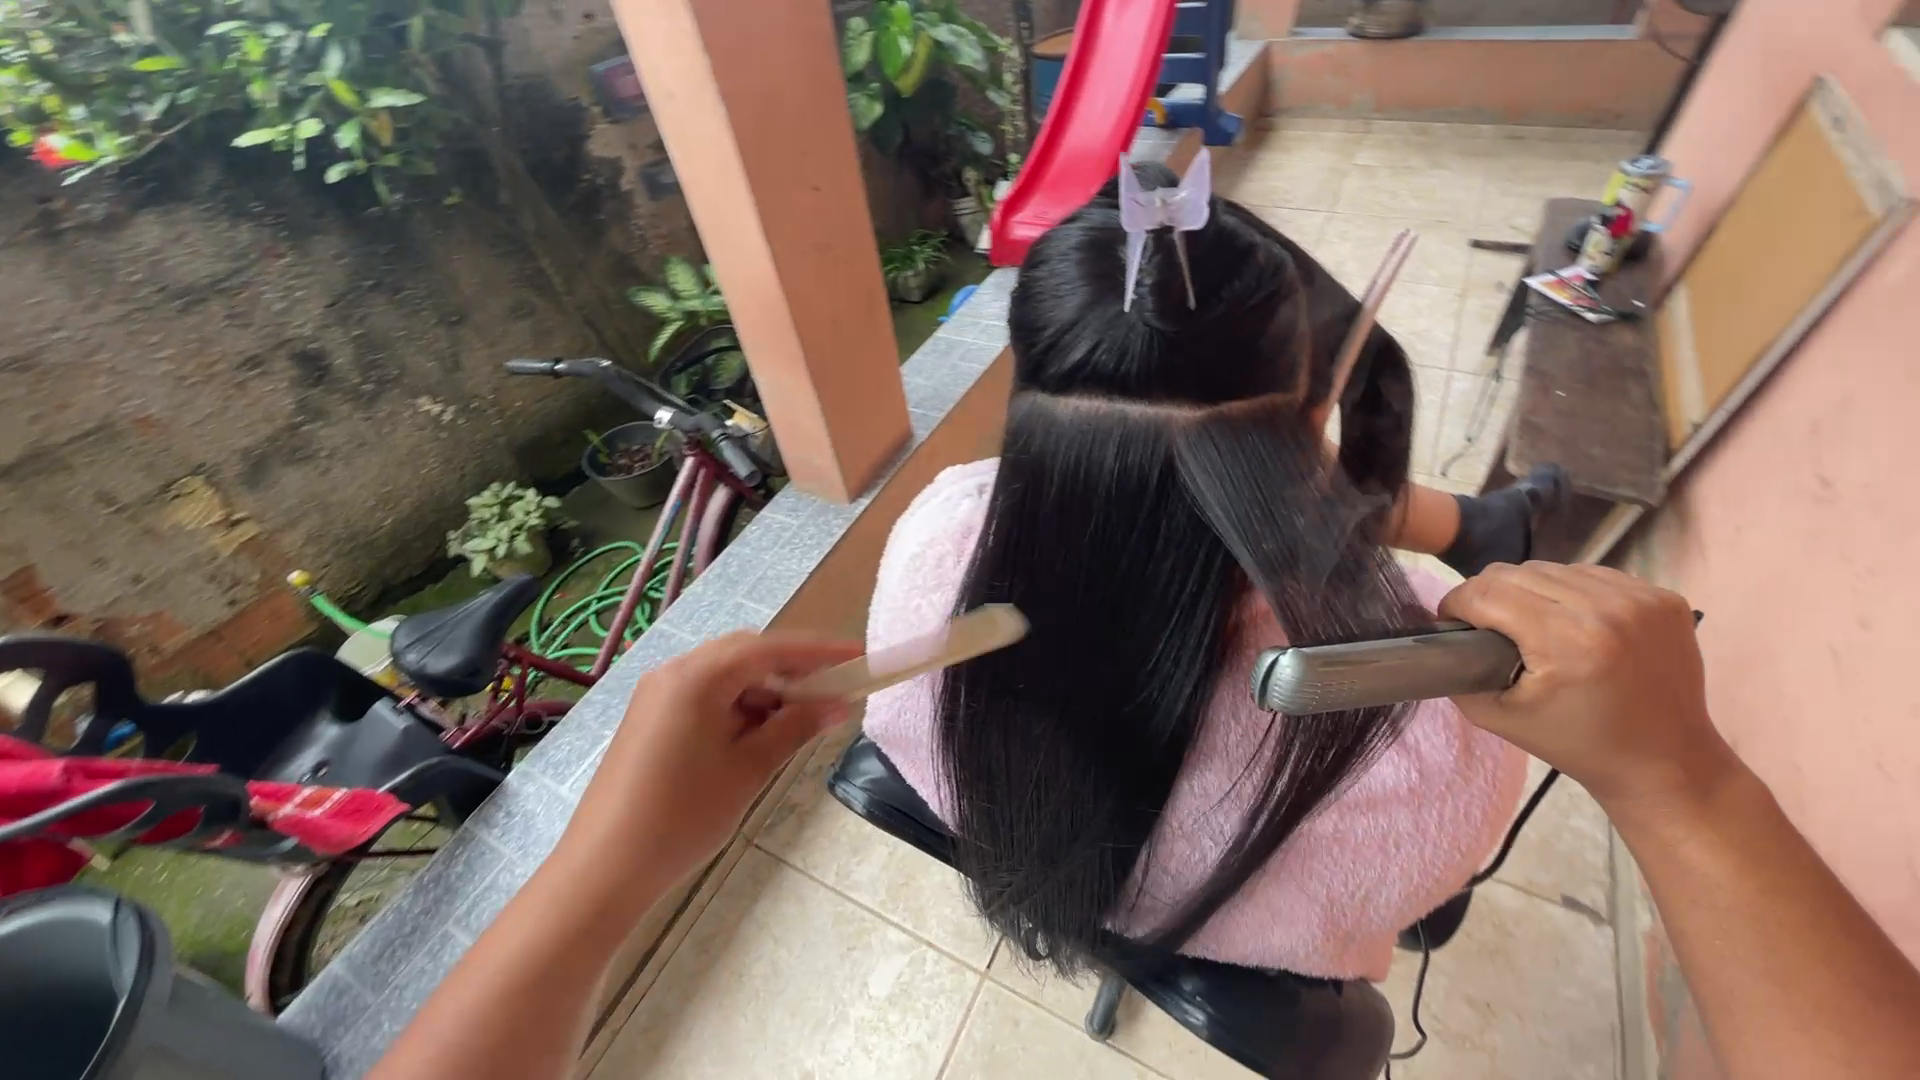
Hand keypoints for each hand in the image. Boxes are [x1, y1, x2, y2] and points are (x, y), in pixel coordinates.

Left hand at [555, 632, 860, 891]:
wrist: (604, 869)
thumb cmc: (683, 816)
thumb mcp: (748, 769)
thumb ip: (795, 727)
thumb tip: (838, 705)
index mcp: (697, 676)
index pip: (770, 648)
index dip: (819, 650)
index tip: (859, 653)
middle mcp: (675, 672)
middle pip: (746, 653)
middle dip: (792, 668)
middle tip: (833, 688)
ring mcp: (658, 694)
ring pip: (726, 675)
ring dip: (766, 689)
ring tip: (802, 718)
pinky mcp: (651, 718)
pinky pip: (706, 695)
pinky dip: (739, 706)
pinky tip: (760, 733)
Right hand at [1438, 562, 1736, 809]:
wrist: (1666, 760)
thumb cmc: (1573, 742)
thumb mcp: (1494, 714)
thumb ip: (1458, 668)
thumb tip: (1444, 631)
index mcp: (1565, 641)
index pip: (1484, 592)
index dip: (1455, 605)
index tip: (1452, 624)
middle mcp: (1607, 609)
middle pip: (1513, 572)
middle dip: (1487, 595)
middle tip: (1488, 626)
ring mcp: (1640, 599)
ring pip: (1549, 567)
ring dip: (1528, 590)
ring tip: (1532, 622)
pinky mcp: (1661, 597)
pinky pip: (1589, 574)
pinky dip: (1568, 591)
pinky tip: (1572, 620)